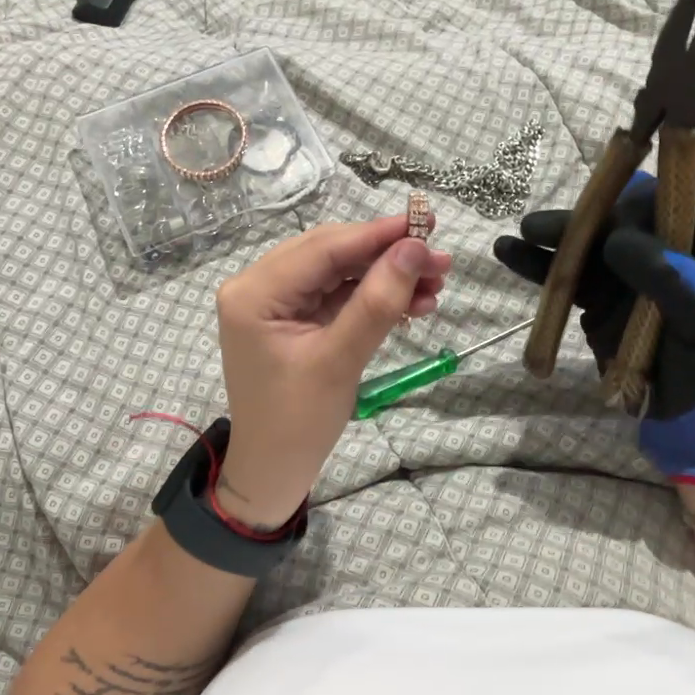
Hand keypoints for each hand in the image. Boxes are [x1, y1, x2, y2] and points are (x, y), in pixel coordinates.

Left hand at [215, 216, 452, 525]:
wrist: (272, 472)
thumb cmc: (298, 422)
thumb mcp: (340, 360)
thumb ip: (377, 302)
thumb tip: (415, 250)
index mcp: (254, 293)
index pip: (323, 248)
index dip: (377, 234)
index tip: (427, 223)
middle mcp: (257, 287)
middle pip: (331, 254)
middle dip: (387, 256)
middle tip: (441, 260)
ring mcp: (274, 303)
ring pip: (338, 274)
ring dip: (385, 277)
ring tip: (436, 287)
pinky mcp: (291, 319)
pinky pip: (336, 296)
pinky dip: (372, 298)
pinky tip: (413, 303)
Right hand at [492, 173, 694, 483]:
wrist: (691, 418)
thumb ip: (669, 278)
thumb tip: (616, 238)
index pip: (668, 200)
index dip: (638, 196)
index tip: (609, 206)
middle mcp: (656, 251)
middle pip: (615, 218)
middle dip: (580, 219)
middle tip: (541, 228)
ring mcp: (623, 275)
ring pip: (584, 245)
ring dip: (552, 238)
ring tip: (516, 237)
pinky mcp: (597, 301)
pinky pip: (566, 278)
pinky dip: (537, 267)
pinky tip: (509, 254)